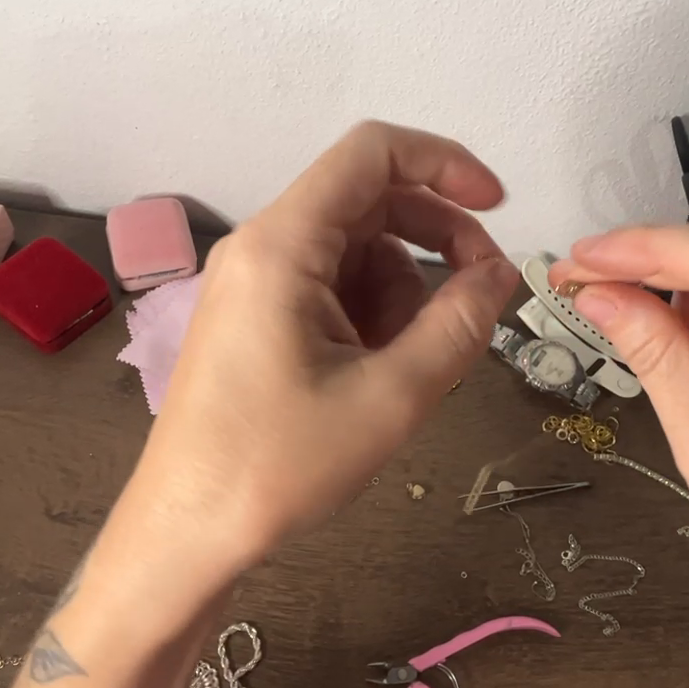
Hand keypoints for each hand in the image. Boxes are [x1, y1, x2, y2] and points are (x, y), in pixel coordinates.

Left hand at [130, 122, 520, 565]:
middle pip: (370, 203)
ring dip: (403, 293)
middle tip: (479, 300)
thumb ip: (459, 325)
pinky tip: (377, 374)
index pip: (372, 153)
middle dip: (435, 241)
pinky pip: (333, 288)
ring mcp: (256, 282)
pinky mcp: (258, 317)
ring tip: (407, 367)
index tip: (497, 208)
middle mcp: (264, 246)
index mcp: (283, 244)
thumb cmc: (277, 467)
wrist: (186, 535)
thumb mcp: (390, 398)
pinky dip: (372, 316)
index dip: (445, 163)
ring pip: (357, 252)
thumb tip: (502, 273)